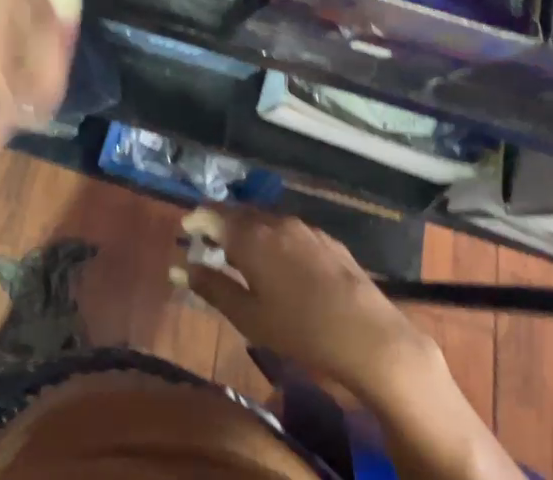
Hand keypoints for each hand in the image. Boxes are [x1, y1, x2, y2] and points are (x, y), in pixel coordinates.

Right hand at [176, 205, 440, 403]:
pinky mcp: (329, 243)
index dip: (195, 221)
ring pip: (265, 221)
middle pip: (238, 213)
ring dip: (248, 233)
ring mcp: (306, 230)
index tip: (186, 234)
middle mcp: (276, 222)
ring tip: (243, 259)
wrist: (373, 340)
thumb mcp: (248, 315)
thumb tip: (179, 269)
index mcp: (250, 236)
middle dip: (220, 226)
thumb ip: (210, 287)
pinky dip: (274, 240)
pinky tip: (280, 267)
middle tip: (210, 248)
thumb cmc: (301, 330)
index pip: (210, 213)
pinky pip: (290, 232)